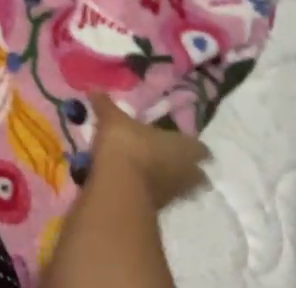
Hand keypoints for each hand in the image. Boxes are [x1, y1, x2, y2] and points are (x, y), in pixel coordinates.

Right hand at [88, 93, 208, 208]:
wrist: (120, 184)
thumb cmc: (127, 144)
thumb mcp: (112, 118)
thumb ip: (106, 105)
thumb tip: (95, 90)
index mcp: (186, 147)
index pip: (199, 147)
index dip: (188, 143)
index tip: (175, 139)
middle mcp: (190, 171)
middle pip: (196, 171)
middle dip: (183, 165)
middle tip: (163, 156)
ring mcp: (178, 192)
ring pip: (180, 185)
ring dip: (168, 179)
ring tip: (146, 169)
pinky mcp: (163, 206)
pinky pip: (162, 194)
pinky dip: (152, 189)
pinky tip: (135, 181)